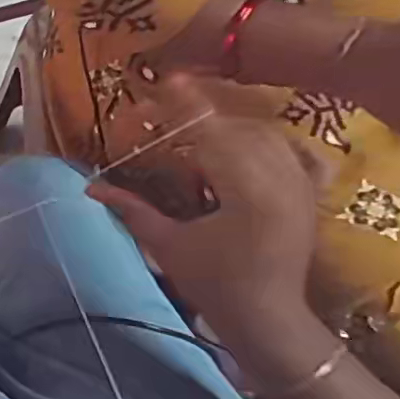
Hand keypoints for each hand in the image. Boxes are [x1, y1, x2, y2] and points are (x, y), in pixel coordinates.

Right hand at [85, 74, 327, 324]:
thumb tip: (91, 188)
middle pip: (240, 129)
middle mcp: (281, 182)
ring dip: (233, 126)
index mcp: (247, 193)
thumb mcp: (168, 245)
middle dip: (205, 115)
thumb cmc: (214, 284)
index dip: (188, 107)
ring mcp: (300, 188)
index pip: (214, 134)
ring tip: (203, 127)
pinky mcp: (308, 197)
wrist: (268, 318)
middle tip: (173, 109)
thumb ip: (132, 210)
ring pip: (268, 136)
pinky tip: (254, 140)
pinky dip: (274, 140)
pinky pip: (298, 153)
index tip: (169, 80)